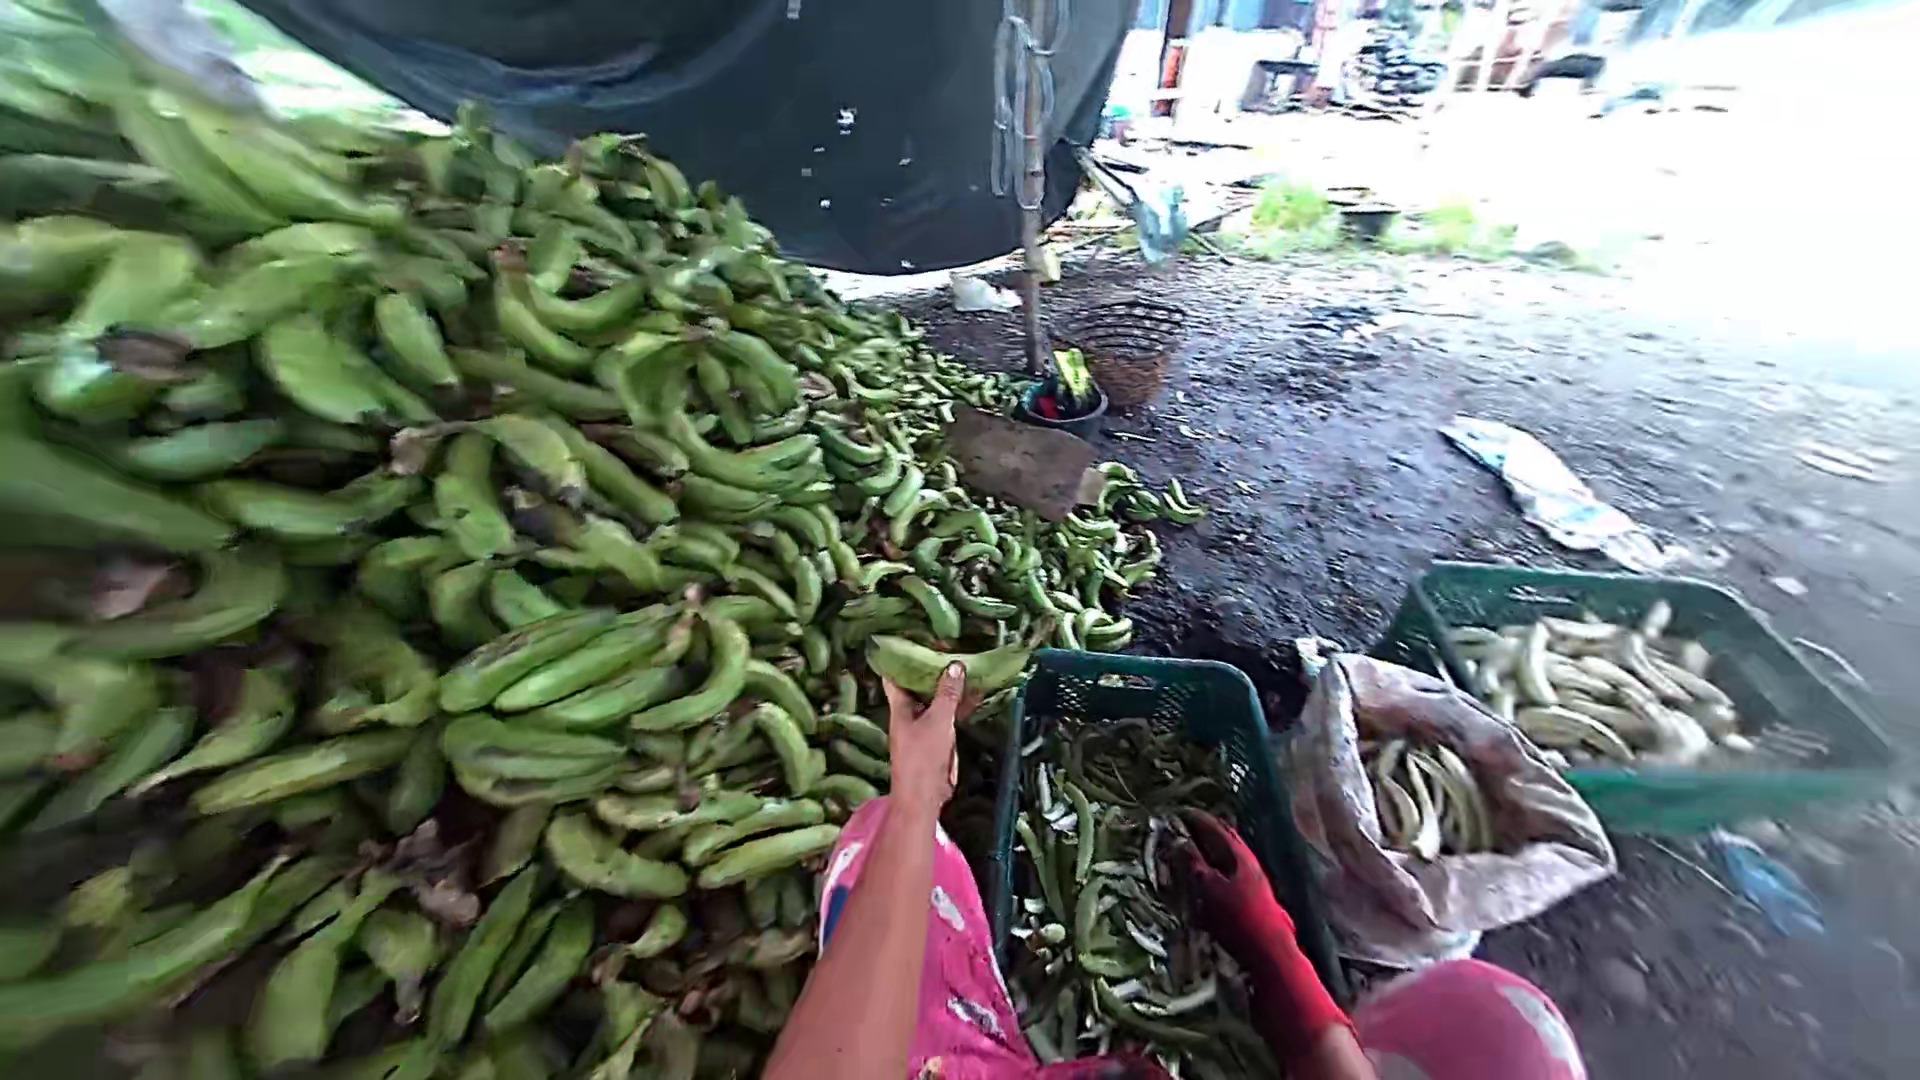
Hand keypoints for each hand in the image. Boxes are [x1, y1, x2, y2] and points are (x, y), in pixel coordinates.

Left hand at [880, 664, 976, 817]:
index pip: (894, 676)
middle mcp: (909, 715)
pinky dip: (959, 706)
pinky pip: (948, 716)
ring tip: (967, 667)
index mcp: (900, 708)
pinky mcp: (936, 740)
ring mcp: (923, 727)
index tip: (909, 641)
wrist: (923, 798)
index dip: (899, 659)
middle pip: (918, 687)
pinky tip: (975, 694)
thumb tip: (955, 666)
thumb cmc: (923, 758)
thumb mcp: (938, 721)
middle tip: (947, 650)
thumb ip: (948, 694)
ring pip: (936, 700)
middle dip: (932, 670)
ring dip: (950, 687)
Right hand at [1175, 811, 1295, 956]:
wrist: (1273, 962)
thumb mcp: (1206, 888)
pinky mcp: (1256, 903)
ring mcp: (1256, 884)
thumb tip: (1176, 839)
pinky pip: (1230, 876)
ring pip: (1227, 859)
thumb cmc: (1238, 921)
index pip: (1214, 826)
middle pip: (1224, 840)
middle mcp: (1250, 864)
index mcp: (1239, 854)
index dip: (1194, 818)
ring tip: (1188, 855)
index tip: (1176, 813)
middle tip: (1181, 831)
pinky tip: (1205, 883)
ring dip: (1208, 853)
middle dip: (1202, 833)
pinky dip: (1215, 872)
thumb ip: (1190, 862)